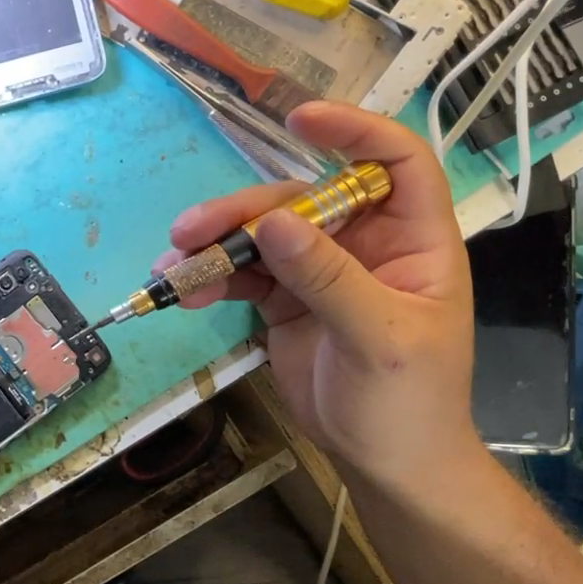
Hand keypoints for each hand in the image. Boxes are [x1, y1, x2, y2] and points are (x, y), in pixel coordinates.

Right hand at [160, 102, 479, 487]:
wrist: (384, 462)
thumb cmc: (408, 401)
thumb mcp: (377, 338)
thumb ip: (327, 278)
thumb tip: (272, 222)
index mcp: (411, 241)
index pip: (395, 164)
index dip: (354, 133)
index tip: (299, 120)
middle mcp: (364, 245)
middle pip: (300, 202)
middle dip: (242, 212)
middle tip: (189, 231)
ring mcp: (318, 272)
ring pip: (260, 237)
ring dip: (213, 247)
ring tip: (171, 267)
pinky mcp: (284, 301)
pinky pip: (241, 276)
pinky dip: (209, 281)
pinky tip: (182, 294)